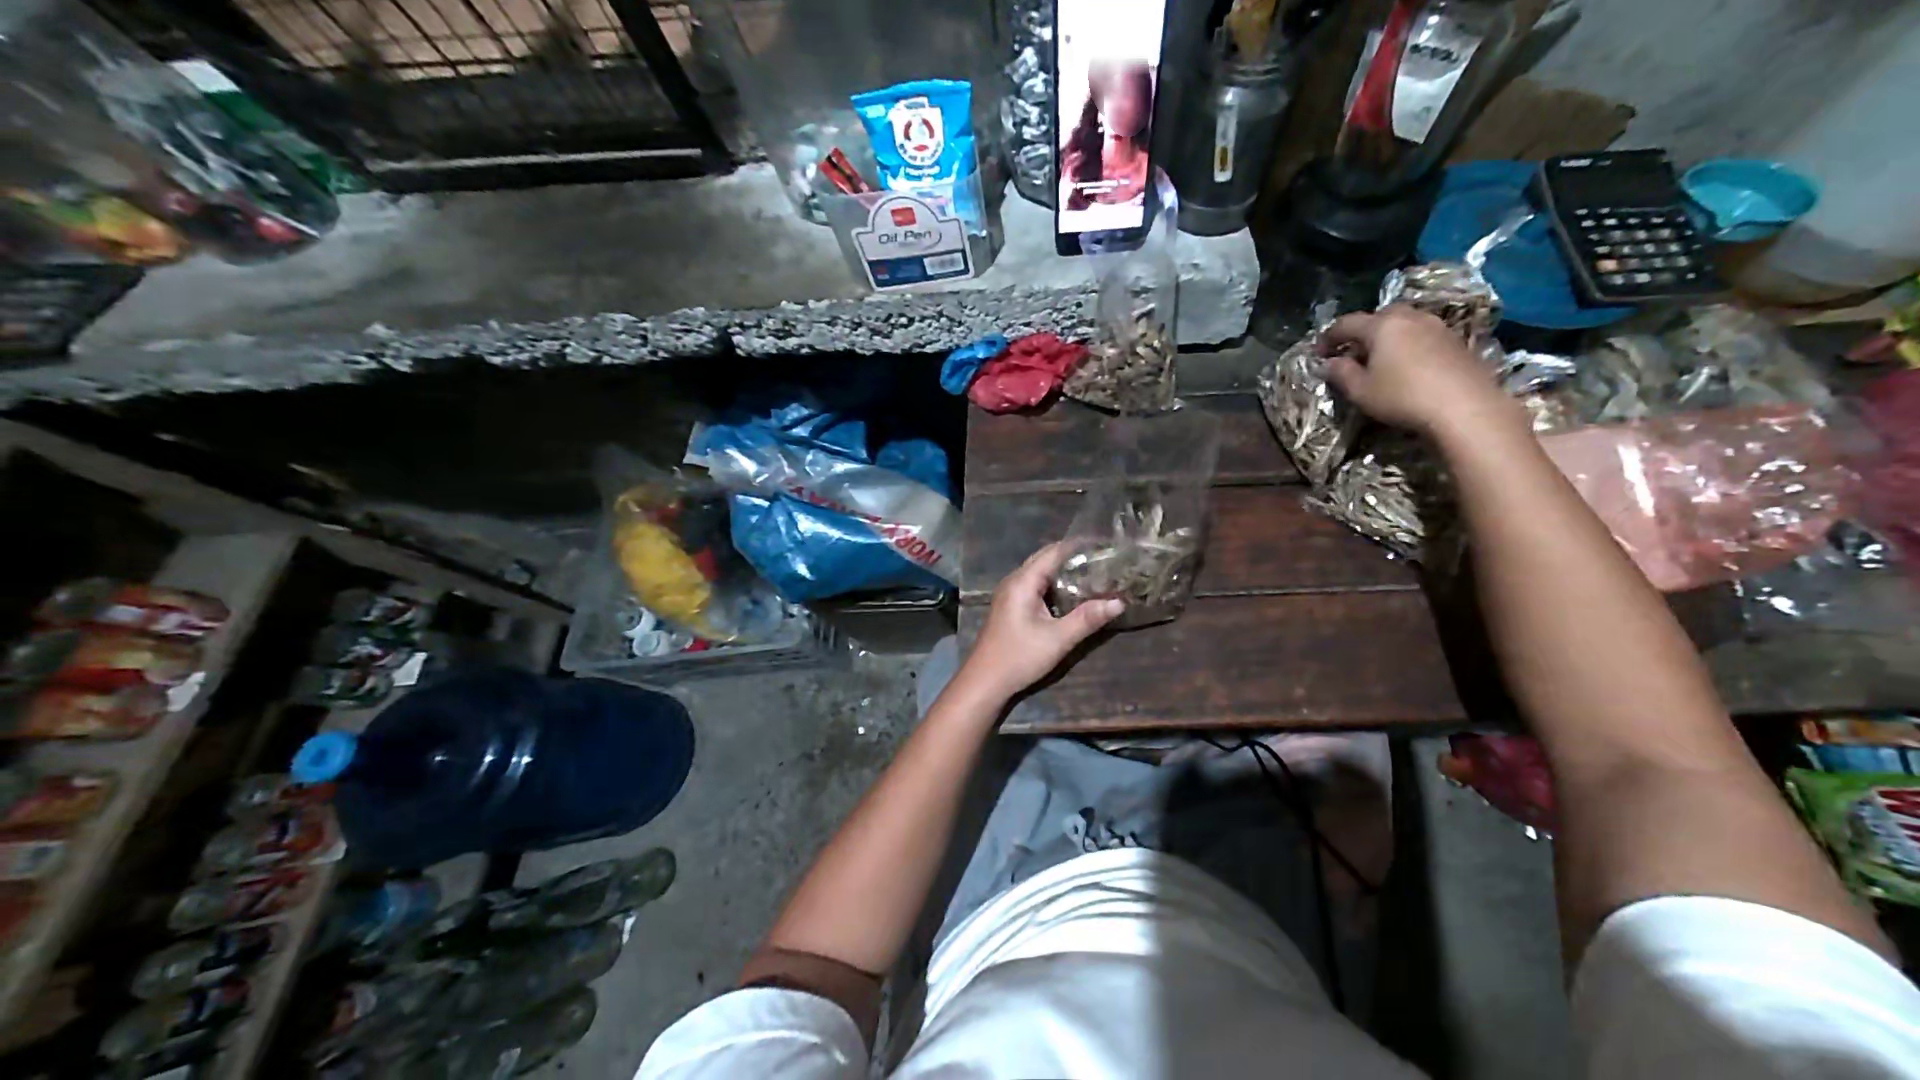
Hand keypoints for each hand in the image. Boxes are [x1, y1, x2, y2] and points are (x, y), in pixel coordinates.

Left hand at [959, 543, 1124, 700]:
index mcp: (1023, 581)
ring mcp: (1009, 593)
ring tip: (1094, 573)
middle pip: (1046, 559)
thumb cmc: (1019, 657)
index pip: (1054, 552)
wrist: (985, 681)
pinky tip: (1072, 593)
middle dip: (1073, 557)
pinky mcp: (1010, 606)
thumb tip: (1119, 602)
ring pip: (1040, 572)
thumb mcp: (1058, 639)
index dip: (1079, 546)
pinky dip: (1054, 584)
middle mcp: (1014, 581)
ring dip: (1064, 571)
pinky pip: (1035, 585)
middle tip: (1103, 559)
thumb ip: (1088, 618)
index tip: (1104, 545)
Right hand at [1321, 306, 1515, 439]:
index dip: (1328, 338)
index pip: (1345, 324)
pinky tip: (1406, 366)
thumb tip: (1328, 363)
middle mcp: (1409, 317)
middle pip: (1378, 318)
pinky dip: (1408, 345)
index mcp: (1381, 325)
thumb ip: (1340, 373)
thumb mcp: (1361, 391)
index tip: (1318, 354)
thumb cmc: (1403, 396)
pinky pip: (1422, 335)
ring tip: (1380, 360)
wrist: (1465, 406)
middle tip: (1351, 354)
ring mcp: (1436, 326)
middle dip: (1360, 333)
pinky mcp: (1455, 340)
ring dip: (1387, 338)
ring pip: (1403, 324)